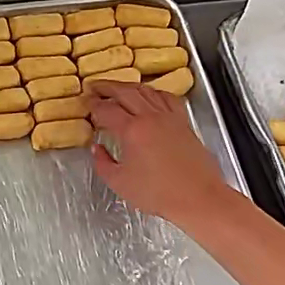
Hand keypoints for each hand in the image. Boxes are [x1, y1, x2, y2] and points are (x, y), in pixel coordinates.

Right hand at [87, 81, 233, 224]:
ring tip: (118, 88)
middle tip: (94, 87)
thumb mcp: (119, 183)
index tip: (86, 103)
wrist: (198, 197)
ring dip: (128, 86)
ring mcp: (169, 117)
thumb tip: (97, 149)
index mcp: (132, 130)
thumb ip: (103, 163)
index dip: (93, 105)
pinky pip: (166, 97)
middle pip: (125, 91)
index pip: (107, 109)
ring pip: (146, 90)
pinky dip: (153, 92)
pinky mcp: (183, 122)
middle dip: (106, 87)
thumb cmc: (158, 194)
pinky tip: (150, 96)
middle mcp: (150, 117)